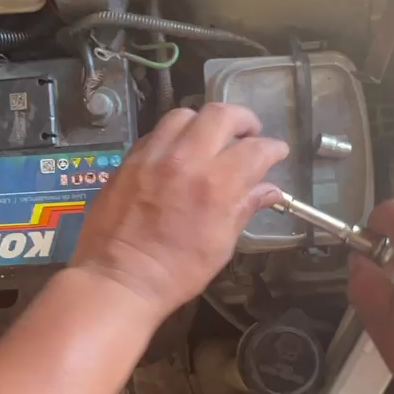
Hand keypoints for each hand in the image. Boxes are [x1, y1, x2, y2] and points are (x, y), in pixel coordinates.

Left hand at [71, 104, 287, 318]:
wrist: (117, 279)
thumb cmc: (175, 272)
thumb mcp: (220, 245)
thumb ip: (244, 208)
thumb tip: (268, 190)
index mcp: (216, 184)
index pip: (256, 149)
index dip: (273, 149)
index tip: (277, 153)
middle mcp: (185, 159)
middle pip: (220, 114)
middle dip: (242, 119)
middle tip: (248, 133)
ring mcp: (152, 155)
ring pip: (184, 115)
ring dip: (204, 122)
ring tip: (210, 139)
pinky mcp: (128, 160)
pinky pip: (155, 133)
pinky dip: (174, 136)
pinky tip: (178, 153)